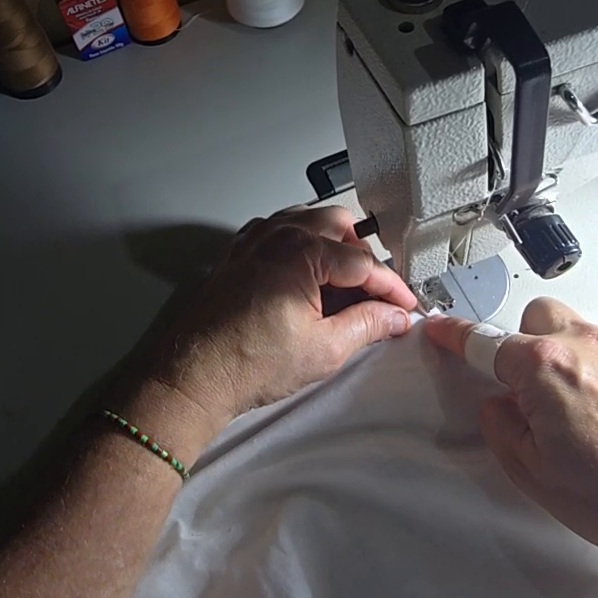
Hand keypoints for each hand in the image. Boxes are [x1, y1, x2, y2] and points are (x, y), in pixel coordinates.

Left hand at [136, 206, 417, 432]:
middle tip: (375, 294)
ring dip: (334, 246)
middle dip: (364, 258)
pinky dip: (303, 245)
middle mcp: (278, 235)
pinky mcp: (241, 251)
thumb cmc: (245, 363)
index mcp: (302, 252)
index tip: (403, 306)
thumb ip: (367, 325)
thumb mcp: (323, 349)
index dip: (391, 287)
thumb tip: (392, 317)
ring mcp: (256, 239)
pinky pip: (282, 231)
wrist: (194, 376)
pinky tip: (307, 278)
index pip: (364, 262)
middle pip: (340, 228)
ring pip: (311, 222)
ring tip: (344, 286)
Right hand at [424, 298, 597, 568]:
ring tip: (593, 415)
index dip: (456, 335)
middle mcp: (586, 343)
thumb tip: (499, 405)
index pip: (484, 342)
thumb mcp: (535, 474)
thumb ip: (503, 427)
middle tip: (537, 391)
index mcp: (544, 368)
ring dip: (573, 358)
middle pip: (537, 318)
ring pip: (581, 330)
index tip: (443, 329)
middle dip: (528, 345)